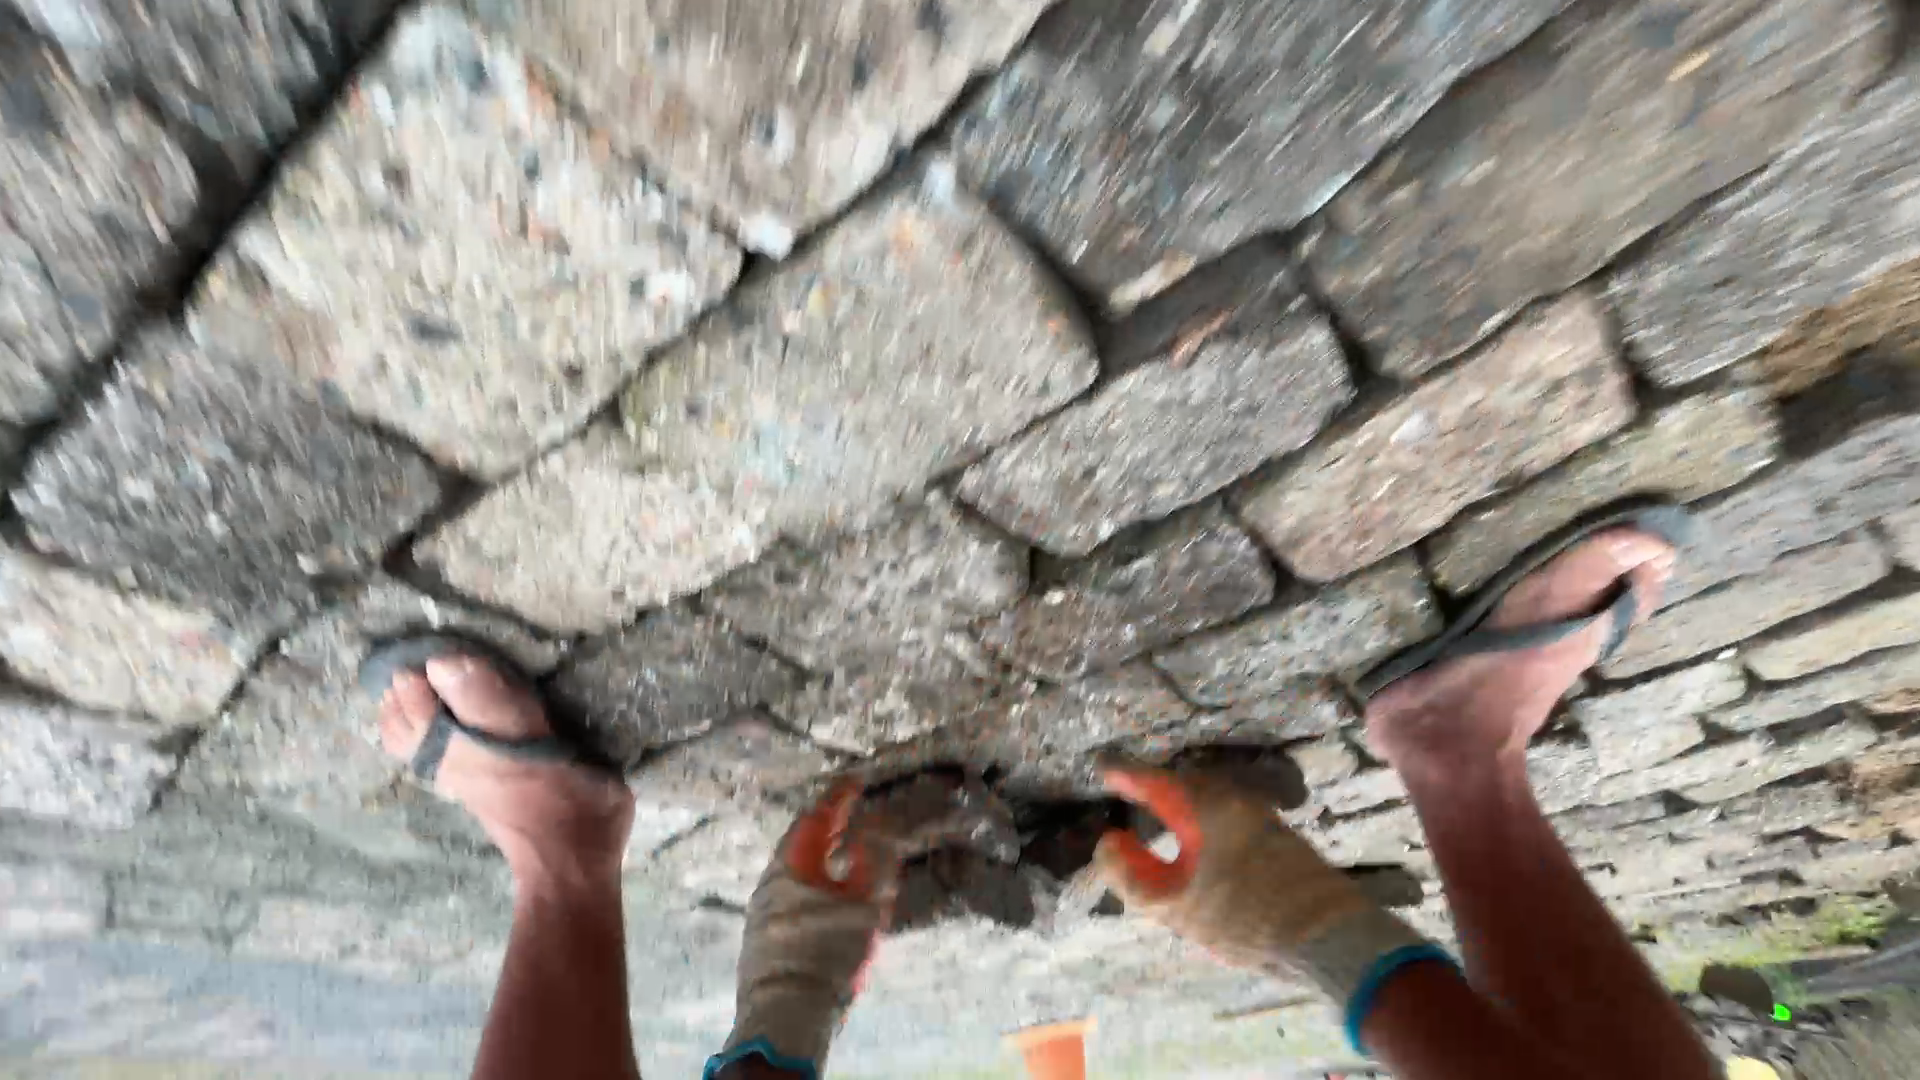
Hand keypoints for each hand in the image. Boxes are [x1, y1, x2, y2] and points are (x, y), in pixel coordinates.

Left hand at [717, 782, 899, 1074]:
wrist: (784, 1016)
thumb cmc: (828, 954)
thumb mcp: (864, 903)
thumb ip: (873, 857)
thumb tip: (877, 822)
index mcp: (795, 862)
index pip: (819, 814)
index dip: (839, 795)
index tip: (854, 779)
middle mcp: (773, 875)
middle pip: (801, 836)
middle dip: (827, 821)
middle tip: (848, 809)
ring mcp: (763, 904)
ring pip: (793, 862)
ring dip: (818, 849)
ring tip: (841, 845)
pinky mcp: (762, 930)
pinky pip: (788, 885)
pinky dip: (810, 873)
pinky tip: (824, 888)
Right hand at [1095, 766, 1437, 1003]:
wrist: (1334, 939)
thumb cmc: (1246, 917)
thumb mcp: (1174, 906)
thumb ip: (1131, 874)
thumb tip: (1108, 844)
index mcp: (1203, 806)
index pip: (1152, 780)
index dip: (1125, 774)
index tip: (1102, 769)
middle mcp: (1232, 799)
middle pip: (1182, 785)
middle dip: (1154, 787)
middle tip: (1129, 791)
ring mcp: (1260, 816)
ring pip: (1208, 800)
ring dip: (1181, 806)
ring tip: (1160, 816)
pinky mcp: (1279, 836)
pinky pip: (1227, 815)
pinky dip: (1204, 822)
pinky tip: (1201, 846)